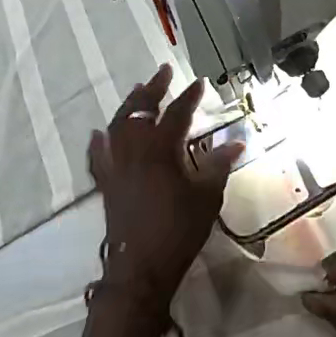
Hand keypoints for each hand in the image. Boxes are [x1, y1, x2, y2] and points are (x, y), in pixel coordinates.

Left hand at [88, 65, 239, 307]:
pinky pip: (98, 153)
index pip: (177, 112)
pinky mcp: (104, 180)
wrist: (140, 264)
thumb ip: (219, 165)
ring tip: (138, 91)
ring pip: (118, 123)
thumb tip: (237, 143)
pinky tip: (100, 132)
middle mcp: (133, 147)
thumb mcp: (207, 197)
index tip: (200, 82)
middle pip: (141, 109)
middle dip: (153, 88)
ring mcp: (115, 163)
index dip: (189, 96)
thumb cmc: (179, 229)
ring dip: (129, 105)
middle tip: (164, 72)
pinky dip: (101, 139)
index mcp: (160, 147)